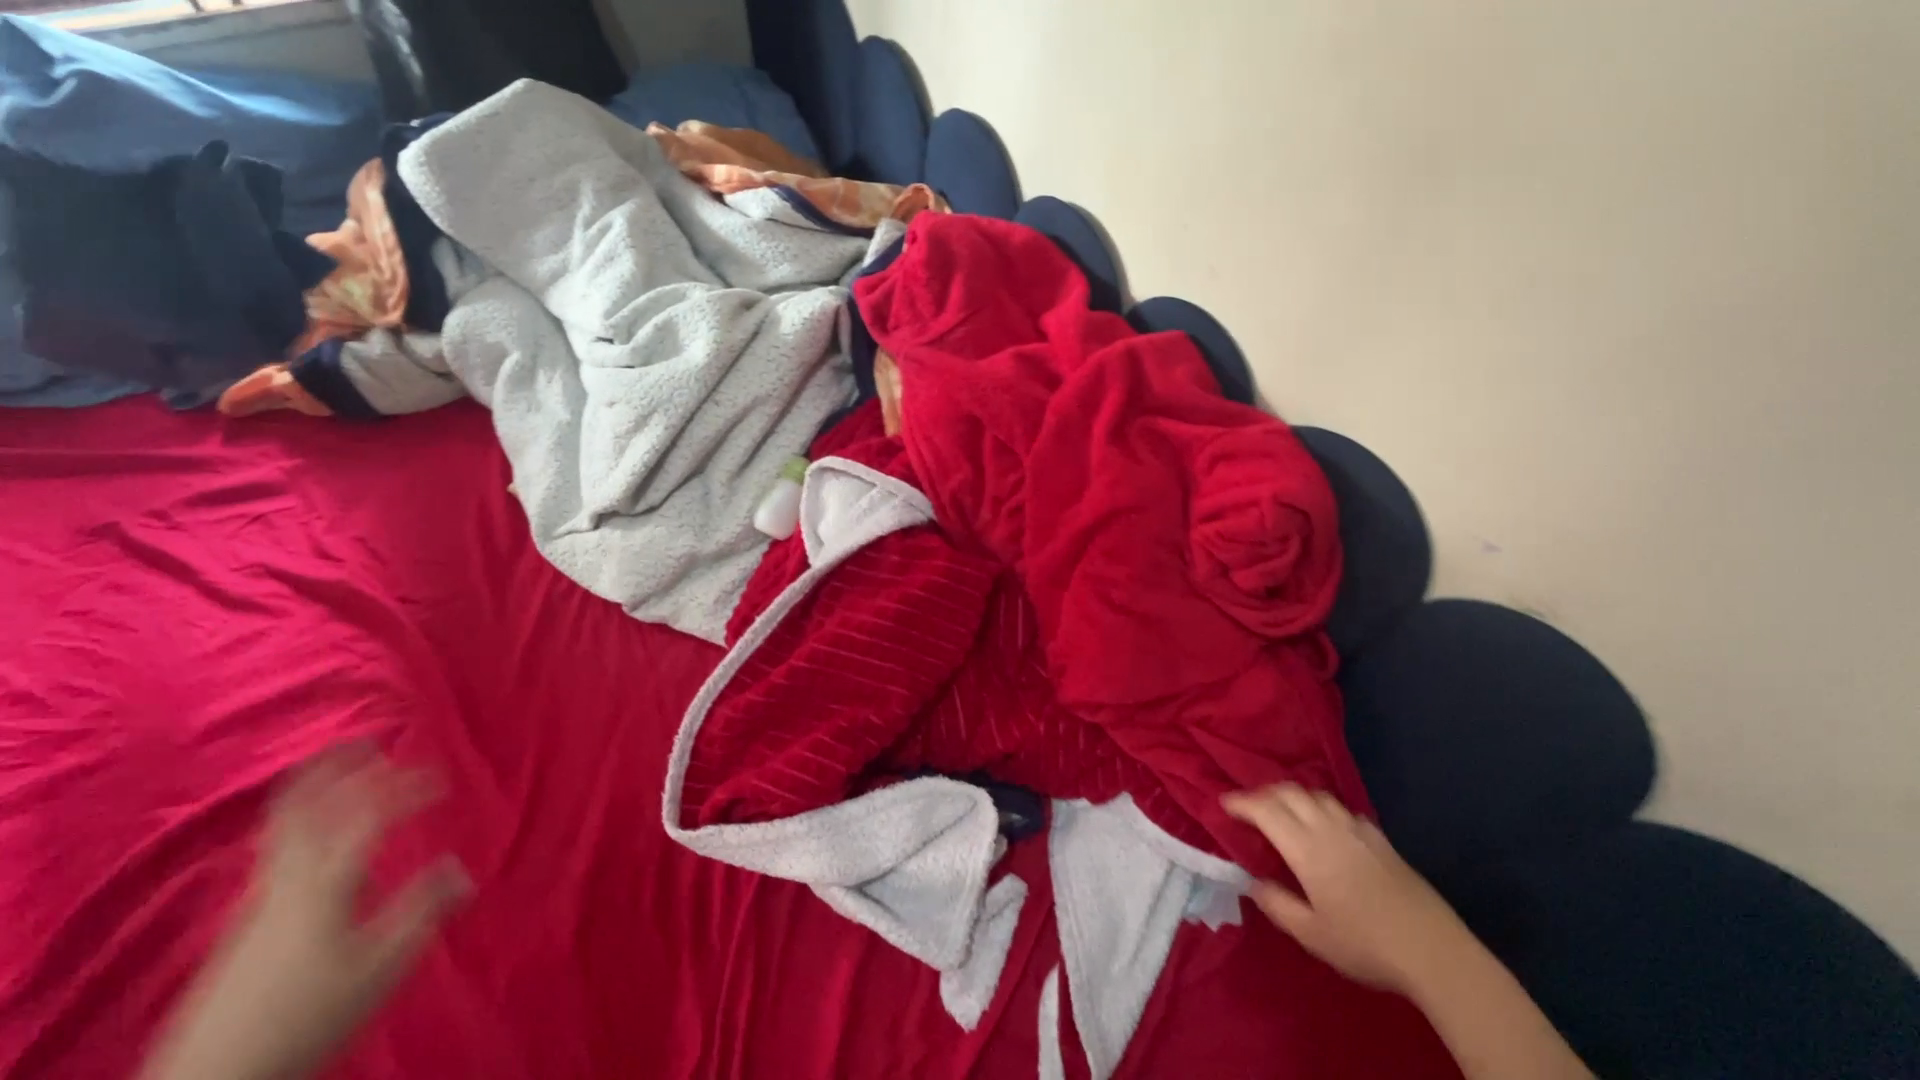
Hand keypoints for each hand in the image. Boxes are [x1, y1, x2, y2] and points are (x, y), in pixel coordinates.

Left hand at [142, 748, 469, 1079]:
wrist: (218, 1069)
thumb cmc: (311, 1012)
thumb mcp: (382, 965)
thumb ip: (423, 911)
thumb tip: (461, 870)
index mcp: (326, 882)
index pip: (369, 815)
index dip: (405, 788)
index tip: (441, 777)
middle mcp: (287, 877)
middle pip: (304, 806)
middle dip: (336, 768)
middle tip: (365, 742)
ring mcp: (259, 897)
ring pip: (284, 825)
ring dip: (314, 790)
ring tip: (338, 773)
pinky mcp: (246, 919)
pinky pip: (277, 847)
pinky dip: (301, 821)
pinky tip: (316, 838)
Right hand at [1222, 783, 1464, 993]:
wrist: (1433, 950)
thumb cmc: (1365, 945)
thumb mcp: (1311, 934)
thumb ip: (1277, 903)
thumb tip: (1253, 881)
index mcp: (1308, 849)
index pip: (1266, 810)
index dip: (1241, 803)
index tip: (1223, 804)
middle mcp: (1331, 829)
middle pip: (1291, 793)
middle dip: (1263, 793)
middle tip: (1247, 807)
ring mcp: (1360, 831)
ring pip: (1318, 795)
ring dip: (1292, 796)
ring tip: (1280, 811)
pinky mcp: (1381, 840)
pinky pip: (1341, 809)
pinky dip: (1320, 807)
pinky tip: (1322, 827)